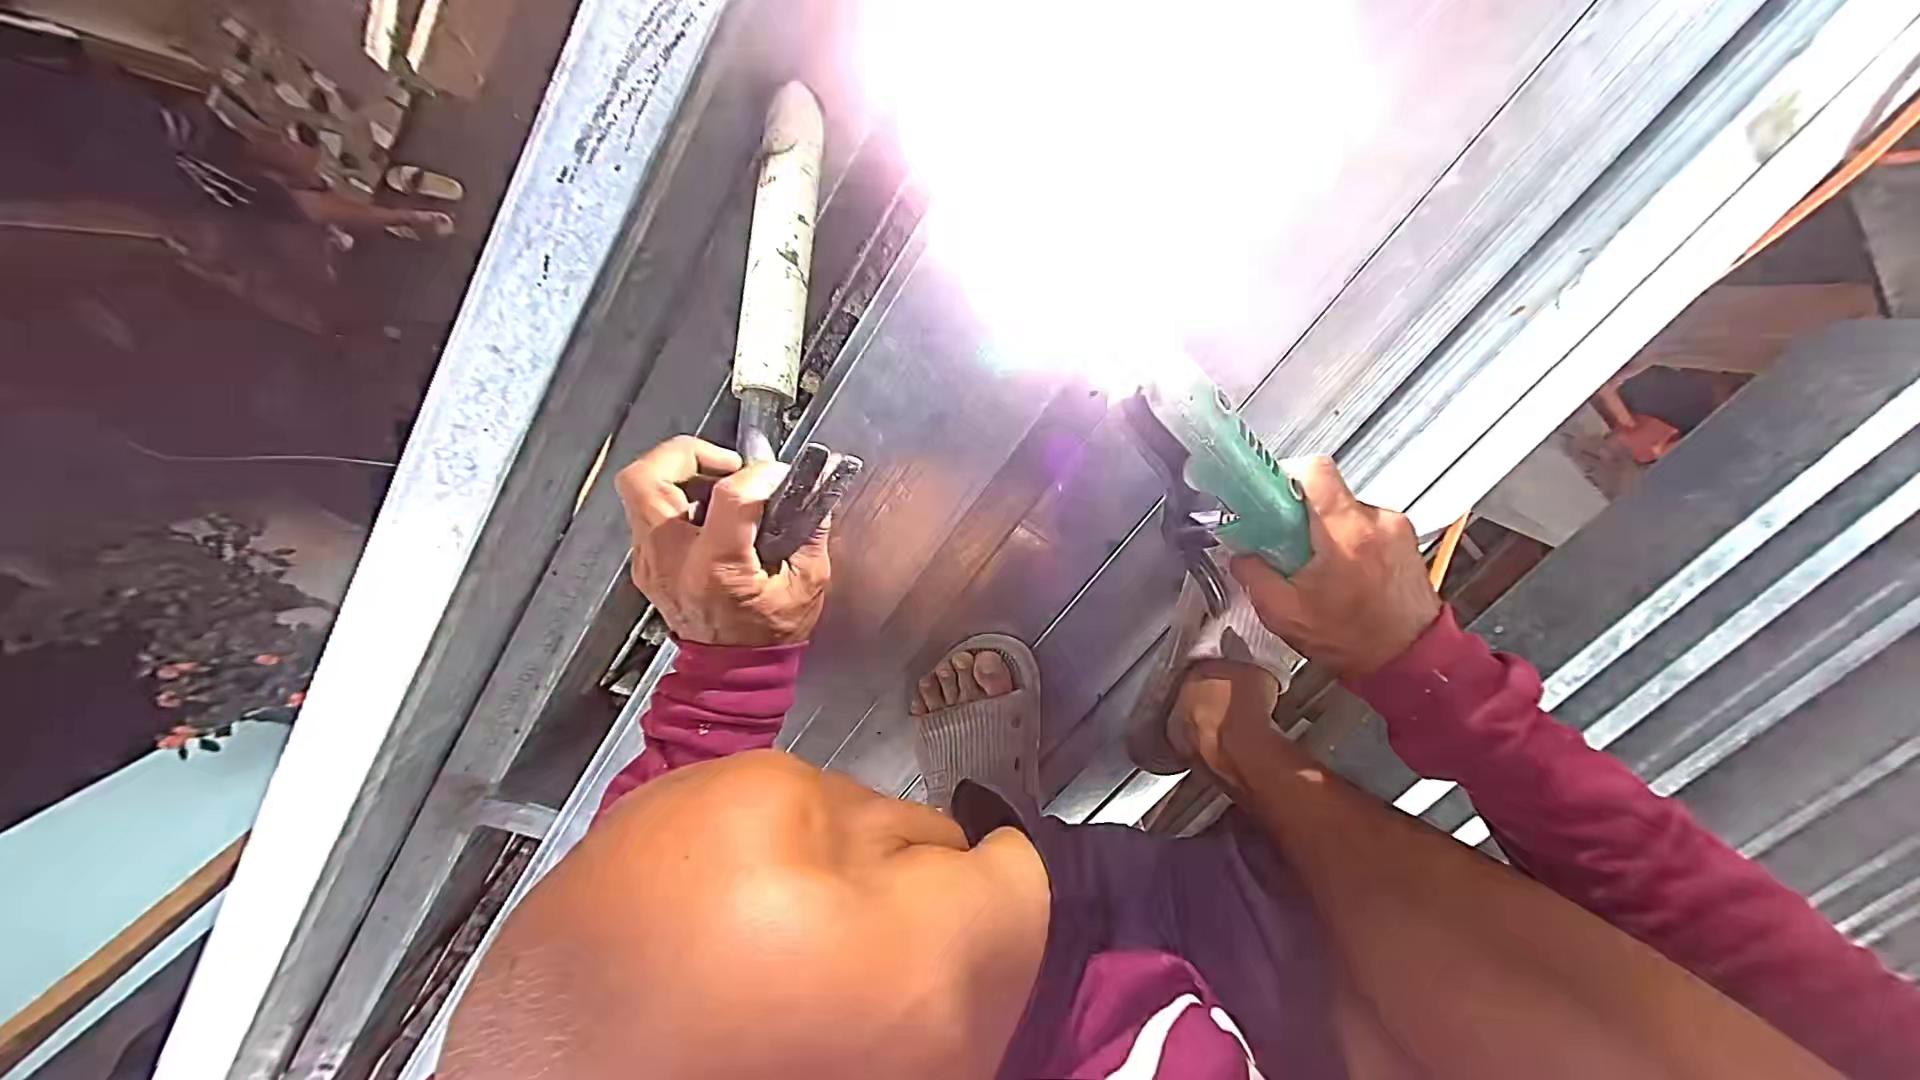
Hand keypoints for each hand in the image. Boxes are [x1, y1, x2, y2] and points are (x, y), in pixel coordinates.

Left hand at [616, 436, 831, 646]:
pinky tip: (711, 511)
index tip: (779, 476)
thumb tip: (816, 490)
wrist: (730, 672)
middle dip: (689, 454)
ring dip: (681, 473)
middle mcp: (672, 560)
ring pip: (640, 488)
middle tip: (727, 463)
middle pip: (648, 477)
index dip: (760, 475)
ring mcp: (650, 561)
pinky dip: (679, 498)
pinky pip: (650, 512)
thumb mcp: (807, 584)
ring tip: (720, 483)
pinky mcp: (645, 561)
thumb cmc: (768, 634)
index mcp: (716, 569)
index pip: (729, 496)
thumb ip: (810, 531)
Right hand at [1228, 456, 1440, 677]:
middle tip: (1280, 542)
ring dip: (1319, 527)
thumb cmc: (1355, 640)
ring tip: (1310, 563)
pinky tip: (1334, 569)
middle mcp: (1376, 522)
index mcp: (1346, 534)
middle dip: (1296, 512)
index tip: (1265, 496)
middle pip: (1323, 491)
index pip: (1314, 472)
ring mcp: (1394, 527)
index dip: (1284, 475)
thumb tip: (1240, 554)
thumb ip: (1253, 576)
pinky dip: (1340, 537)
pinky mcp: (1402, 537)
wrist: (1411, 661)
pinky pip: (1359, 521)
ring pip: (1340, 507)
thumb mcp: (1283, 613)